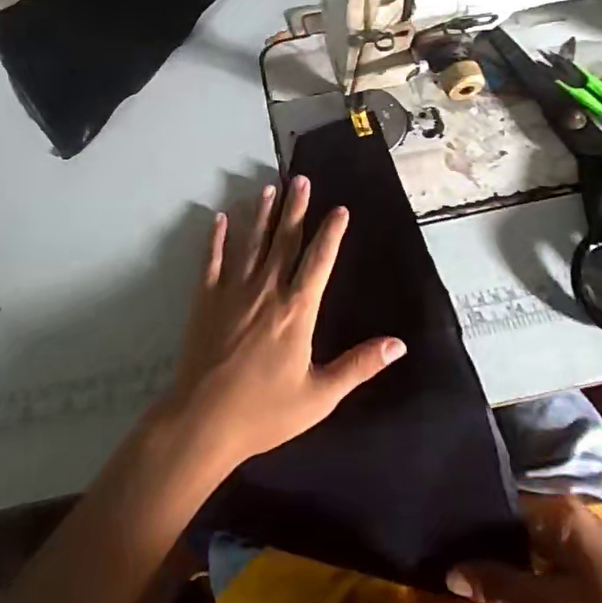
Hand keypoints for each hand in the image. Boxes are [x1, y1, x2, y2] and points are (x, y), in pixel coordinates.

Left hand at [162, 175, 406, 468]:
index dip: (331, 234)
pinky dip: (217, 239)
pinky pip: (212, 261)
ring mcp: (233, 293)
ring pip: (251, 244)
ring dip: (262, 215)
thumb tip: (399, 344)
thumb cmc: (265, 411)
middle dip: (296, 209)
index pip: (319, 261)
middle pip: (285, 242)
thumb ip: (359, 365)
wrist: (202, 422)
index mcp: (297, 311)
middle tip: (301, 180)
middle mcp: (267, 292)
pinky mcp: (205, 301)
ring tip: (269, 188)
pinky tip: (221, 218)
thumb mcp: (320, 395)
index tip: (339, 209)